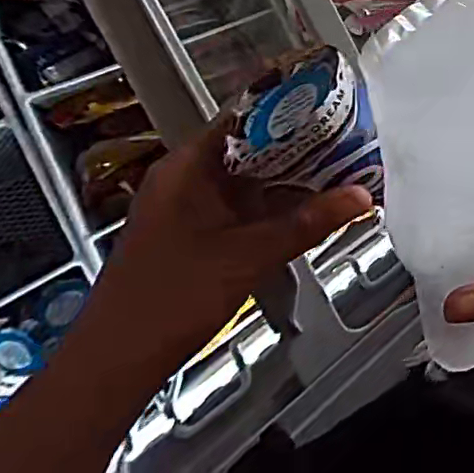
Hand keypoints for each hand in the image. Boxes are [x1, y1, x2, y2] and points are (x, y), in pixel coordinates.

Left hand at [84, 127, 372, 360]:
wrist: (112, 367)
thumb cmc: (172, 300)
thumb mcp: (250, 255)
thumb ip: (309, 222)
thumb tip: (361, 195)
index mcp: (188, 165)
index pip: (247, 117)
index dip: (290, 109)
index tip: (331, 106)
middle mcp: (182, 175)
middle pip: (249, 146)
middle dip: (297, 146)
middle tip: (344, 139)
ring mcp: (182, 204)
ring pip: (244, 176)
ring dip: (285, 176)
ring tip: (335, 168)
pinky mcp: (186, 230)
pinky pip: (235, 201)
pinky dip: (267, 201)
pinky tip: (303, 207)